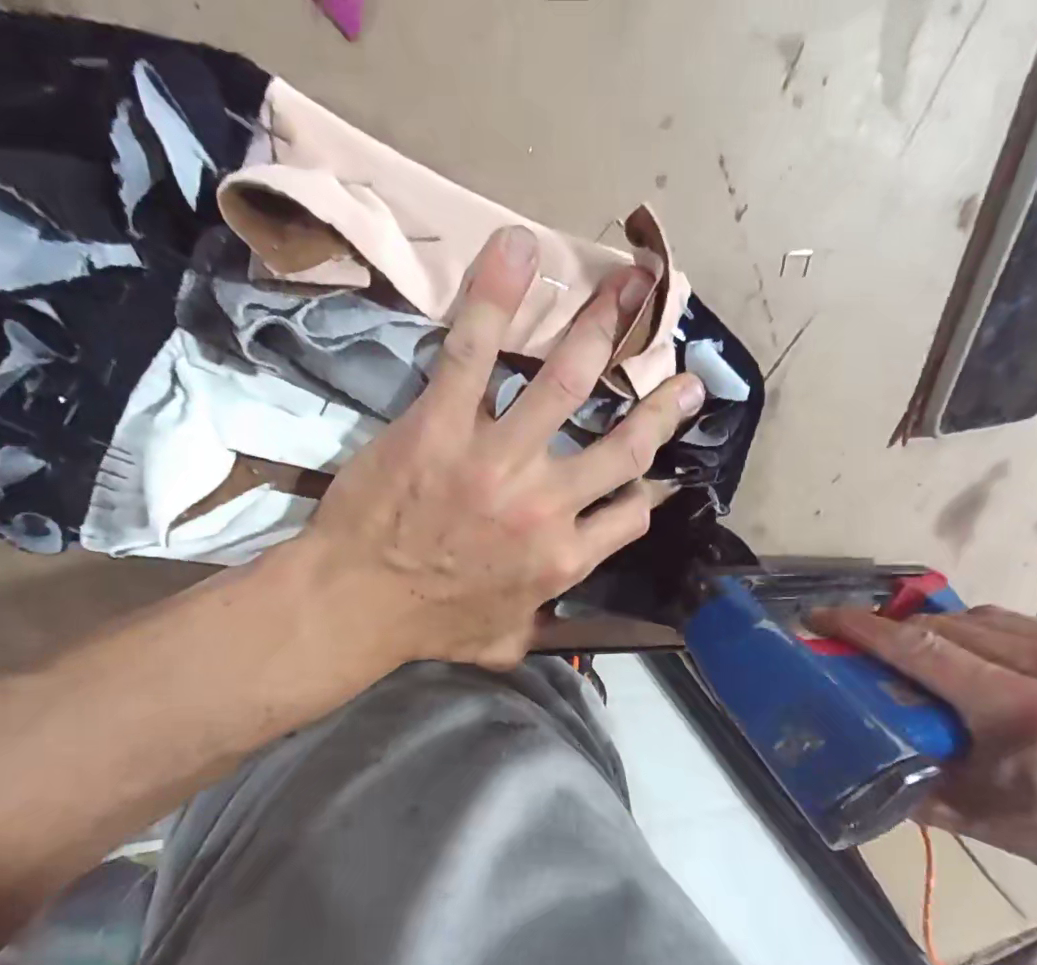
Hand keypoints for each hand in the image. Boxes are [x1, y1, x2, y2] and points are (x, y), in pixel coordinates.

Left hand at [295, 226, 705, 668]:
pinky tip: (518, 250)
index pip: (632, 512)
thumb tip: (556, 627)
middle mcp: (548, 504)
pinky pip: (476, 354)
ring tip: (631, 285)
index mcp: (565, 558)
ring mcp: (498, 459)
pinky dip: (497, 298)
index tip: (653, 464)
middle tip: (683, 367)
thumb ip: (539, 628)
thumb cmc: (425, 625)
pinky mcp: (444, 426)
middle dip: (661, 399)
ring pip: (566, 381)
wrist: (353, 604)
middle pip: (624, 442)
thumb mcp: (501, 641)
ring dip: (603, 326)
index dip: (648, 485)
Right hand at [806, 605, 1036, 888]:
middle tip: (863, 646)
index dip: (862, 628)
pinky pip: (1009, 621)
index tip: (820, 617)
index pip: (921, 648)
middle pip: (944, 625)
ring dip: (935, 631)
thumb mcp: (956, 802)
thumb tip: (839, 718)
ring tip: (914, 654)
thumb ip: (897, 755)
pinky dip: (976, 633)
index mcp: (1023, 708)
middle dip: (895, 633)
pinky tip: (967, 656)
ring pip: (975, 617)